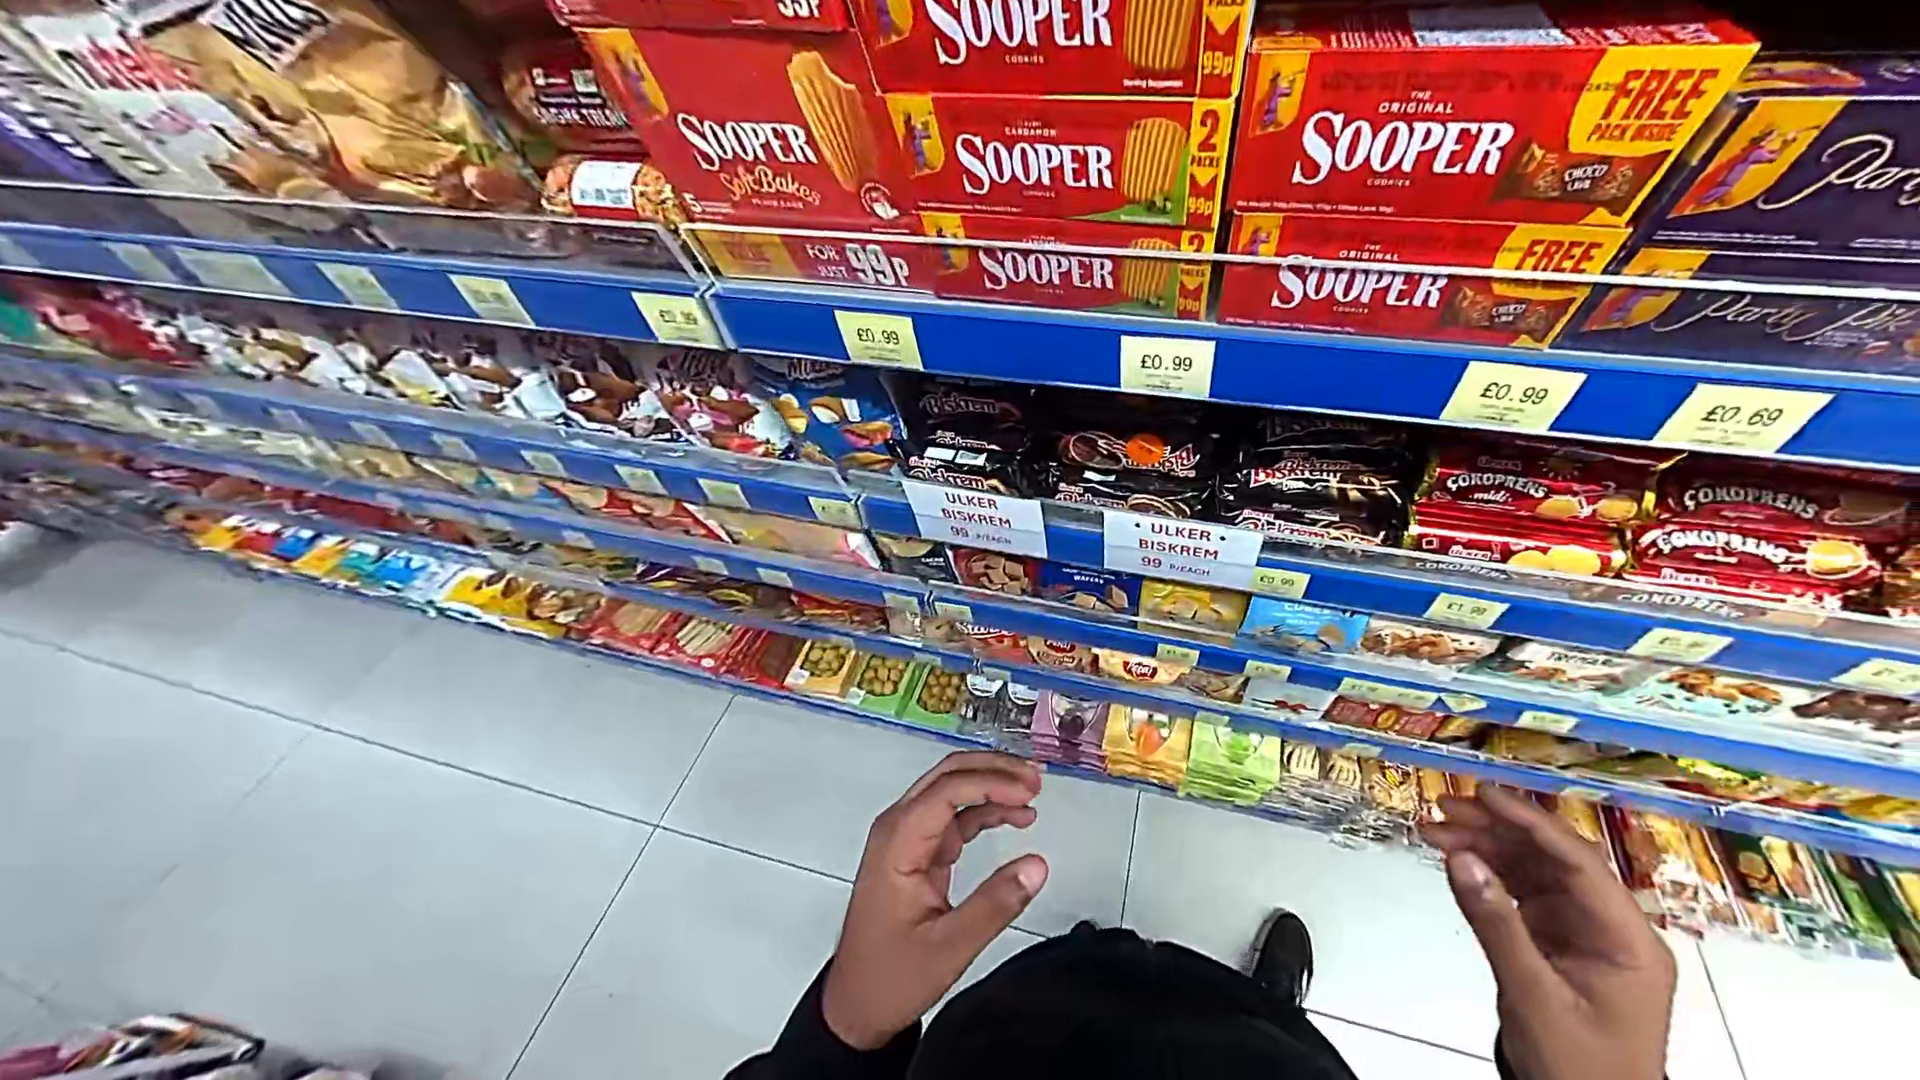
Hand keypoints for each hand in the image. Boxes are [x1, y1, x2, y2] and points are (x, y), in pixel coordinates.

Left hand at [822, 751, 1048, 1049]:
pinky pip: (955, 814)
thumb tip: (1037, 865)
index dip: (991, 781)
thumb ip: (995, 904)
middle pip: (947, 775)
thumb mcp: (948, 948)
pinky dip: (986, 809)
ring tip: (1034, 792)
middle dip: (993, 769)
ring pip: (953, 788)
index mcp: (899, 840)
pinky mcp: (919, 848)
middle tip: (1036, 778)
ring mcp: (908, 835)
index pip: (947, 789)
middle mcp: (900, 826)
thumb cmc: (892, 976)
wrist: (856, 1004)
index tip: (1030, 791)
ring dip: (992, 784)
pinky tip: (1016, 816)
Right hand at [1425, 787, 1675, 1079]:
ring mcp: (1580, 929)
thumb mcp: (1533, 995)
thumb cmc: (1577, 1064)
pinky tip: (1451, 856)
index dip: (1531, 823)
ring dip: (1484, 844)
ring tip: (1434, 828)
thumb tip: (1458, 857)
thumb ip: (1496, 923)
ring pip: (1531, 867)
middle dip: (1498, 828)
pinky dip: (1483, 868)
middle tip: (1444, 807)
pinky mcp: (1554, 935)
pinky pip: (1518, 887)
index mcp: (1629, 941)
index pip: (1580, 864)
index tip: (1485, 794)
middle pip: (1553, 859)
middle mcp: (1608, 926)